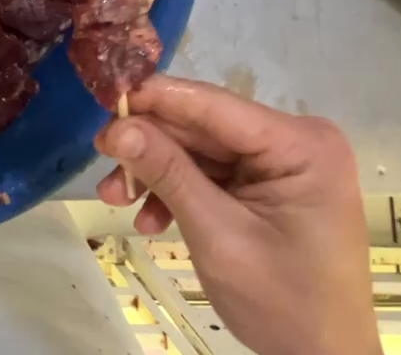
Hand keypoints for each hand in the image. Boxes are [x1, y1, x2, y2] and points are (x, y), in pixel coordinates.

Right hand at [95, 76, 379, 354]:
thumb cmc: (283, 303)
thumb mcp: (218, 235)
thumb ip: (167, 173)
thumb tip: (116, 128)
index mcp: (300, 143)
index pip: (212, 104)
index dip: (154, 98)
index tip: (103, 102)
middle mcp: (293, 139)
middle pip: (201, 127)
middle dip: (149, 146)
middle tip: (101, 158)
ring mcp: (280, 161)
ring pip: (197, 149)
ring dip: (155, 172)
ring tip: (115, 198)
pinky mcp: (266, 182)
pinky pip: (209, 171)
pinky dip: (176, 190)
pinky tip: (149, 218)